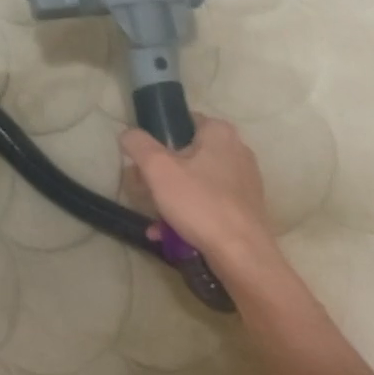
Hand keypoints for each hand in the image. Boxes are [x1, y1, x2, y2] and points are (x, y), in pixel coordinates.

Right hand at [120, 115, 276, 266]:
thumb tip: (127, 134)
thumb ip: (138, 145)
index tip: (143, 160)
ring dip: (172, 197)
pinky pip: (209, 202)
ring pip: (197, 181)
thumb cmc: (199, 204)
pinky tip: (170, 233)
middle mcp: (237, 150)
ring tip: (155, 219)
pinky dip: (189, 213)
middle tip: (145, 190)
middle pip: (188, 154)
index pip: (184, 121)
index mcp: (219, 133)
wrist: (241, 253)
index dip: (159, 138)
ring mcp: (244, 180)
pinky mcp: (246, 206)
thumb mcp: (158, 170)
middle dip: (163, 174)